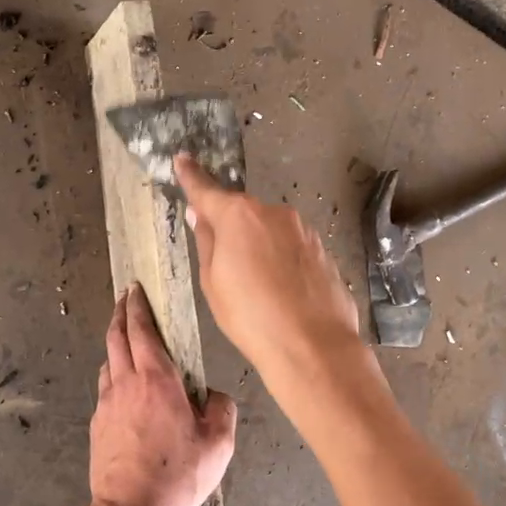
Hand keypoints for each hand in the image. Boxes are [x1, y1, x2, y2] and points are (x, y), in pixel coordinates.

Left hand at [90, 284, 236, 505]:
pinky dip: (113, 372)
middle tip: (125, 297)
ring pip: (109, 360)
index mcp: (157, 379)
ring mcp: (107, 402)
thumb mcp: (218, 444)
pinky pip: (105, 386)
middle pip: (117, 336)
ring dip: (115, 342)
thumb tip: (212, 395)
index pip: (142, 330)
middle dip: (121, 312)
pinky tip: (121, 384)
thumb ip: (221, 409)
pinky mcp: (97, 423)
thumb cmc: (178, 475)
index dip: (137, 305)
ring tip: (125, 338)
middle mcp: (127, 382)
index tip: (135, 289)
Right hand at [175, 153, 364, 381]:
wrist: (313, 346)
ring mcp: (303, 231)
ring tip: (257, 290)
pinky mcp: (323, 252)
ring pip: (270, 232)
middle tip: (224, 264)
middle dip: (230, 229)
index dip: (191, 176)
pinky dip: (282, 264)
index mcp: (239, 215)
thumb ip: (207, 242)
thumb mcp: (213, 282)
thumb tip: (202, 216)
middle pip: (242, 214)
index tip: (182, 160)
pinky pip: (291, 250)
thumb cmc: (250, 315)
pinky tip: (282, 294)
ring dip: (259, 249)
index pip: (207, 190)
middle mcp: (273, 213)